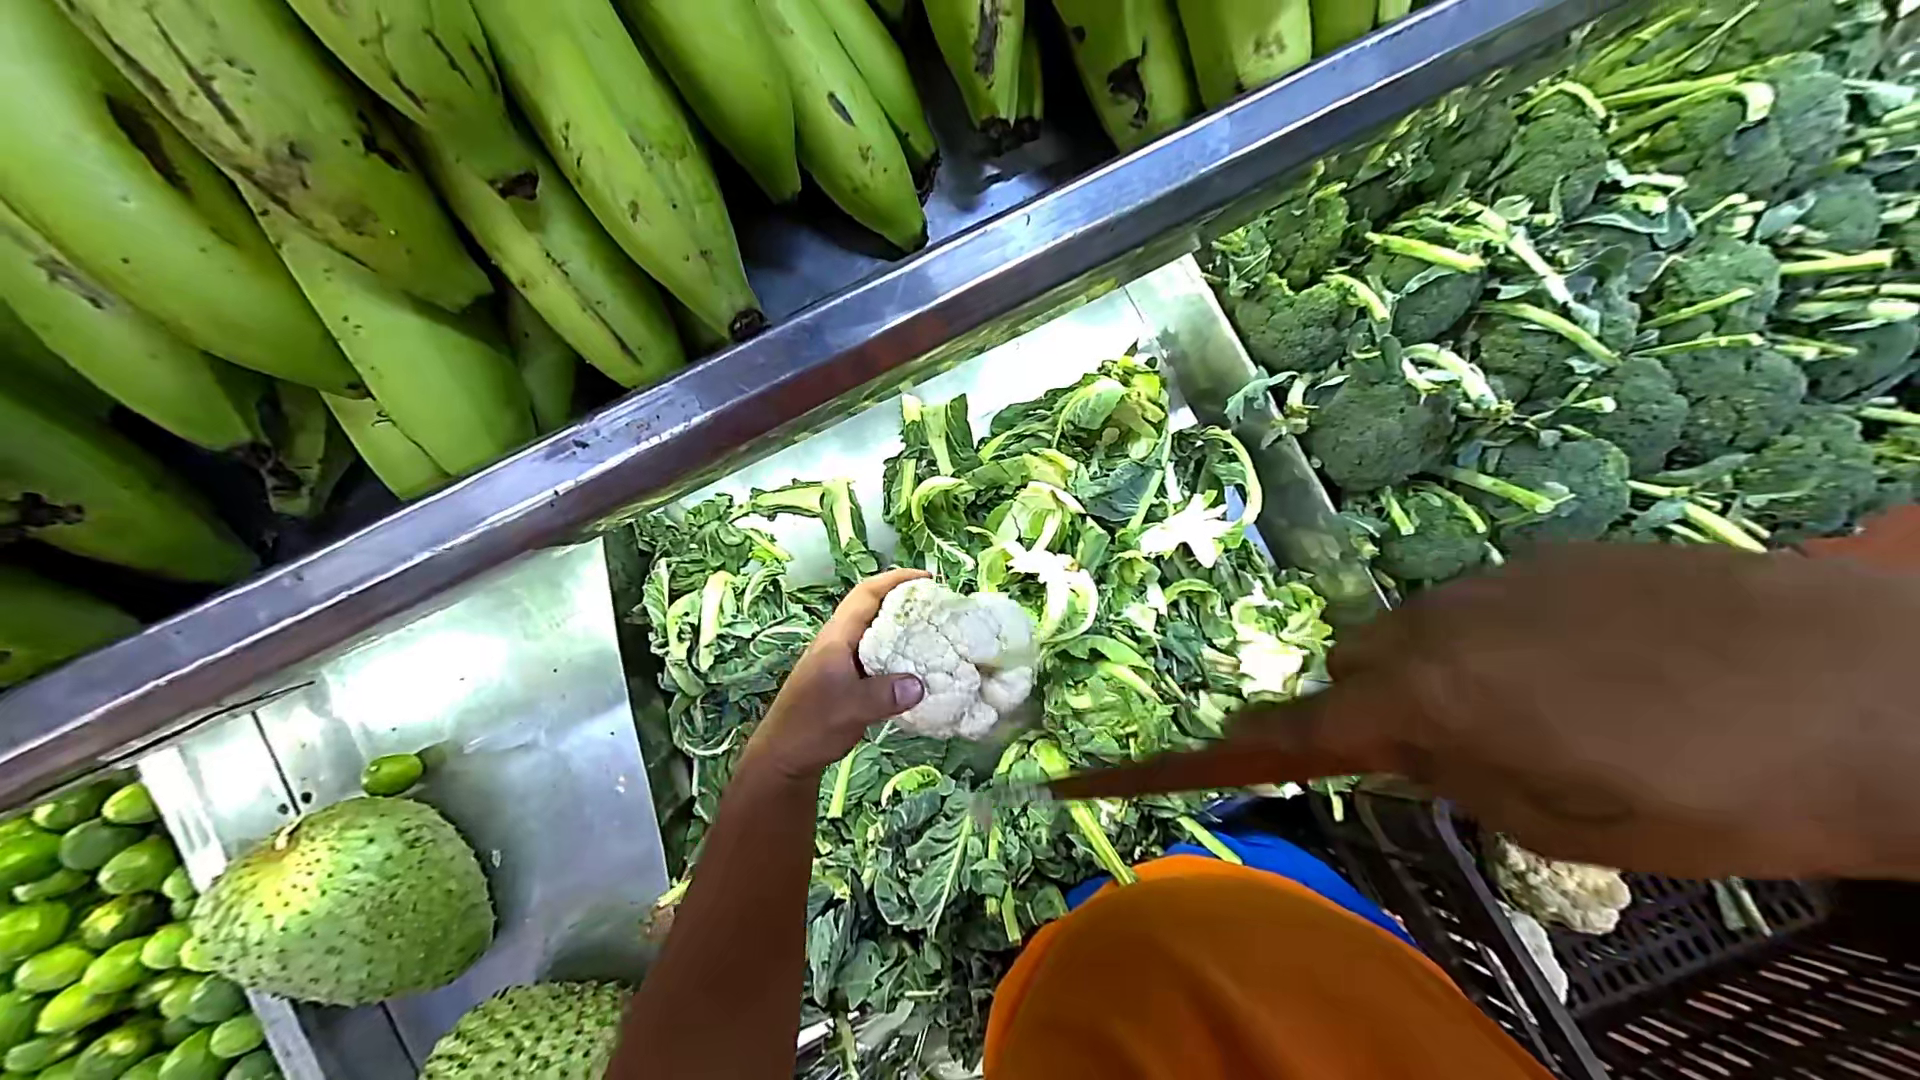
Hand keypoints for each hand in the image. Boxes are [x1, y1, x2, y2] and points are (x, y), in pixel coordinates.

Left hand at [744, 569, 928, 782]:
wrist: (783, 758)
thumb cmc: (810, 726)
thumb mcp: (849, 709)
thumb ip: (884, 695)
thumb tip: (920, 684)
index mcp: (836, 638)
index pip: (866, 594)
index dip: (895, 580)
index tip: (927, 578)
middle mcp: (839, 643)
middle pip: (873, 609)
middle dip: (904, 601)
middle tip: (937, 604)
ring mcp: (841, 663)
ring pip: (876, 633)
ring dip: (902, 628)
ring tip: (933, 631)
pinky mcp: (847, 682)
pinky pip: (877, 657)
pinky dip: (898, 654)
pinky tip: (916, 667)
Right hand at [1054, 544, 1919, 880]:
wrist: (1899, 686)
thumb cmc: (1723, 789)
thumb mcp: (1567, 827)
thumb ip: (1446, 778)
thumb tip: (1386, 750)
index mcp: (1416, 701)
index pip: (1272, 736)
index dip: (1188, 756)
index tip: (1114, 766)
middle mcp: (1420, 627)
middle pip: (1342, 677)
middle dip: (1363, 717)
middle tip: (1436, 758)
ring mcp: (1477, 583)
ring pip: (1403, 639)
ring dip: (1431, 680)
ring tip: (1542, 714)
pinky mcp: (1537, 558)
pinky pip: (1467, 609)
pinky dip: (1487, 645)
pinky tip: (1582, 668)